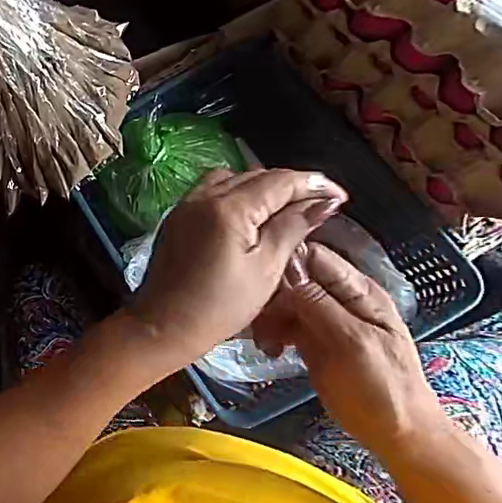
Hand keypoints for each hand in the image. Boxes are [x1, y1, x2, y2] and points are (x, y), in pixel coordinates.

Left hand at [126, 168, 344, 371]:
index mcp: (228, 207)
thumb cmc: (219, 306)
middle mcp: (203, 196)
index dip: (314, 184)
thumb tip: (322, 203)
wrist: (162, 326)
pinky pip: (211, 192)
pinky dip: (235, 195)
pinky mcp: (176, 218)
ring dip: (260, 187)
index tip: (339, 196)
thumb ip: (292, 229)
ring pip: (231, 179)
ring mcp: (185, 205)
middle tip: (317, 206)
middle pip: (255, 176)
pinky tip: (250, 216)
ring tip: (284, 210)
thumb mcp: (265, 269)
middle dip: (289, 186)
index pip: (279, 181)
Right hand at [253, 243, 448, 456]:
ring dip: (268, 317)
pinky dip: (271, 333)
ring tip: (263, 340)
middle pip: (294, 279)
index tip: (260, 282)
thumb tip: (288, 271)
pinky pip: (284, 325)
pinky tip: (269, 349)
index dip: (285, 263)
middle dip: (272, 295)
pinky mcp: (312, 342)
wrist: (396, 433)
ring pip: (284, 302)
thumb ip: (320, 306)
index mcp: (358, 291)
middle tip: (256, 318)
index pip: (314, 258)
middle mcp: (339, 299)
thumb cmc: (384, 387)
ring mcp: (325, 321)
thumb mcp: (354, 342)